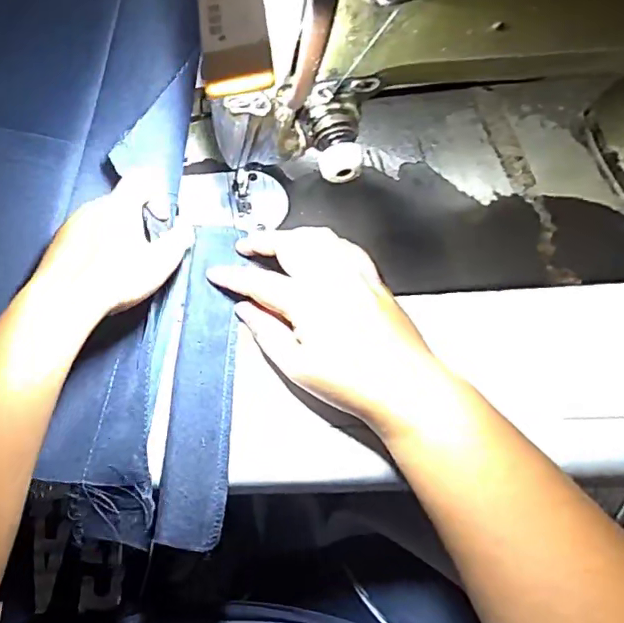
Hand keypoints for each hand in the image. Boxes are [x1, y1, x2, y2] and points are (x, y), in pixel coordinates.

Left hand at [27, 172, 193, 325]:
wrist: (64, 300)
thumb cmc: (116, 279)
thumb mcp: (160, 264)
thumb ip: (178, 241)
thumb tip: (186, 229)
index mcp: (120, 204)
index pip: (140, 179)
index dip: (156, 195)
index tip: (160, 220)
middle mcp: (93, 206)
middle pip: (120, 202)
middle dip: (134, 220)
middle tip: (142, 249)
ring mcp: (71, 222)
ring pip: (99, 220)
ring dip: (112, 234)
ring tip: (117, 265)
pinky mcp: (56, 242)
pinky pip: (81, 236)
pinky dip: (92, 247)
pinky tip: (95, 272)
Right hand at [207, 227, 461, 435]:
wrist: (405, 387)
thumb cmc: (354, 383)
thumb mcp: (296, 366)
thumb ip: (266, 332)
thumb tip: (246, 312)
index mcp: (306, 299)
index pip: (258, 281)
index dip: (233, 276)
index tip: (218, 274)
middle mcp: (332, 278)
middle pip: (289, 245)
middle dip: (262, 241)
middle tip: (245, 246)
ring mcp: (356, 276)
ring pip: (319, 238)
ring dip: (293, 235)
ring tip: (278, 241)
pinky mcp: (374, 281)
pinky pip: (346, 247)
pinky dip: (326, 242)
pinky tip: (322, 248)